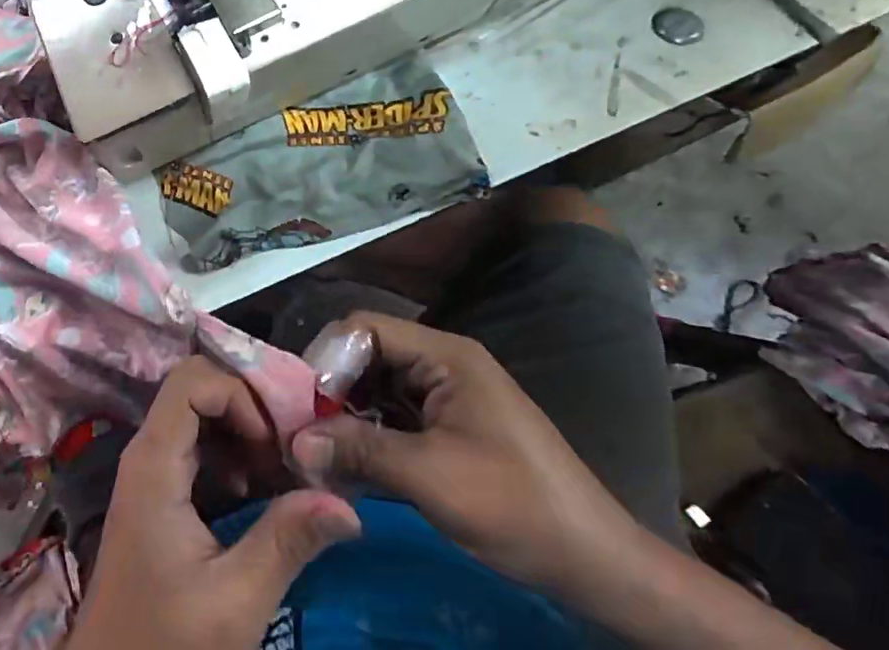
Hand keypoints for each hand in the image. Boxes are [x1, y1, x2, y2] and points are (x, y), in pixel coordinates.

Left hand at [65, 357, 362, 649]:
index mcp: (154, 463)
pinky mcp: (160, 491)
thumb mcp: (234, 600)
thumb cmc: (165, 642)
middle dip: (252, 406)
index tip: (277, 439)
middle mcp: (148, 453)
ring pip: (202, 413)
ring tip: (284, 470)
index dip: (240, 393)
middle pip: (200, 388)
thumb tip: (347, 503)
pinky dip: (236, 453)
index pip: (193, 380)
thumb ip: (286, 541)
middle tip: (293, 446)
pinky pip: (200, 444)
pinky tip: (260, 491)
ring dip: (248, 431)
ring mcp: (152, 470)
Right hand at [289, 312, 649, 597]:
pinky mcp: (448, 427)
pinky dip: (368, 436)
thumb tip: (294, 442)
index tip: (300, 404)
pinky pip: (394, 417)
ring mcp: (447, 395)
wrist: (593, 559)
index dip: (327, 358)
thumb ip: (360, 451)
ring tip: (316, 453)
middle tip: (300, 432)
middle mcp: (442, 363)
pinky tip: (347, 466)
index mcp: (445, 355)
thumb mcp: (431, 477)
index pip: (366, 328)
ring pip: (378, 388)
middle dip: (332, 390)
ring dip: (347, 417)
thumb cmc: (515, 504)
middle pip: (368, 356)